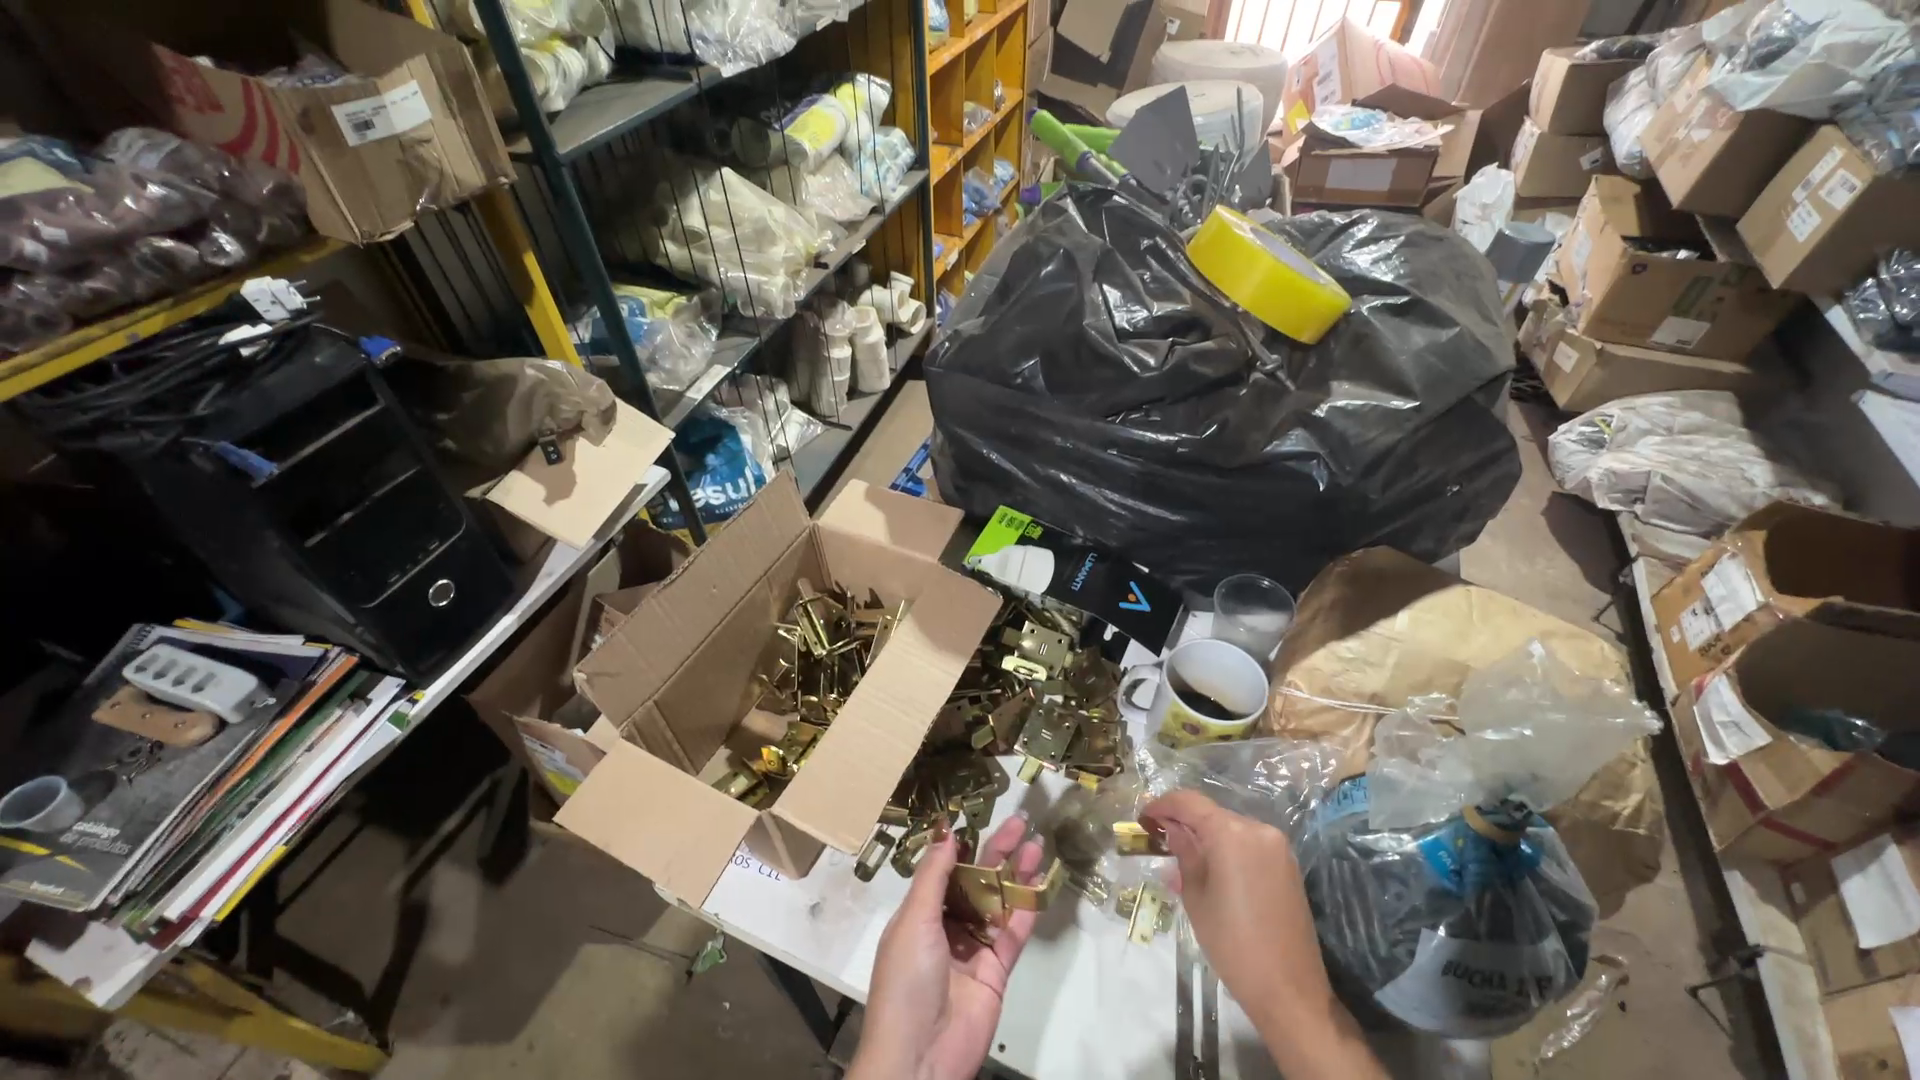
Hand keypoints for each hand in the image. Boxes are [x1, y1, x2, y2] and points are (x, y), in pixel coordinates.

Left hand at [848, 815, 1045, 1079]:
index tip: (983, 817)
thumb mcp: (913, 921)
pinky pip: (1012, 933)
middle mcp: (945, 927)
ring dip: (1016, 875)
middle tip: (1022, 823)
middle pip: (976, 882)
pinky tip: (1040, 883)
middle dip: (998, 853)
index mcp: (918, 915)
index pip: (945, 872)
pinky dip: (1026, 909)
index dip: (964, 846)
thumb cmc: (906, 981)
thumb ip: (934, 876)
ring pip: (998, 904)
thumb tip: (946, 830)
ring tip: (1037, 845)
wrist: (920, 1057)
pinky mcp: (996, 971)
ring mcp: (972, 949)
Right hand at [1142, 791, 1384, 1079]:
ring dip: (1206, 835)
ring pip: (1231, 828)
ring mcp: (1278, 847)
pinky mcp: (1288, 865)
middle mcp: (1258, 830)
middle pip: (1211, 813)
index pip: (1189, 802)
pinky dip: (1227, 848)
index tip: (1143, 818)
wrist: (1288, 988)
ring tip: (1183, 857)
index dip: (1162, 805)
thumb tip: (1172, 830)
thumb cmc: (1232, 943)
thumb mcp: (1196, 896)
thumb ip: (1184, 854)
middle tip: (1159, 840)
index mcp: (1232, 833)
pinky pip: (1249, 844)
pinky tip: (1213, 869)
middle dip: (1184, 822)